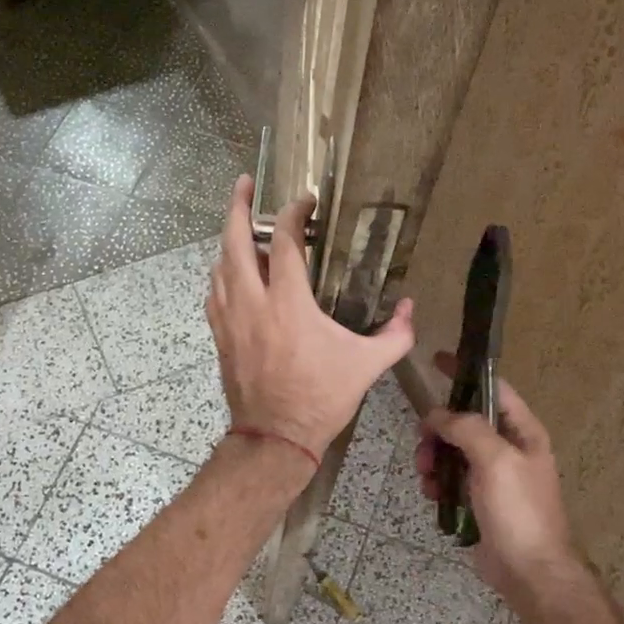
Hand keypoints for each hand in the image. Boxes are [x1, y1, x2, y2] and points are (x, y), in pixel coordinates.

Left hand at [207, 175, 415, 461]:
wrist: (274, 438)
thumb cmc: (320, 399)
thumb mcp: (366, 366)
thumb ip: (394, 335)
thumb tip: (409, 309)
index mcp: (288, 304)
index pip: (284, 242)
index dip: (293, 214)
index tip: (305, 202)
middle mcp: (252, 303)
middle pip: (234, 242)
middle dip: (237, 207)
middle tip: (244, 184)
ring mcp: (230, 321)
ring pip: (219, 267)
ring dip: (227, 241)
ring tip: (239, 227)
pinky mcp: (221, 338)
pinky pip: (214, 295)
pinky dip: (221, 276)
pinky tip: (229, 274)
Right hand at [416, 351, 579, 594]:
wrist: (528, 570)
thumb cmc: (518, 510)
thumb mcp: (495, 460)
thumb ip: (467, 428)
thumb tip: (438, 414)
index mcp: (524, 433)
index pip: (494, 390)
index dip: (466, 375)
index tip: (435, 362)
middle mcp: (510, 450)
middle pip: (466, 423)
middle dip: (439, 430)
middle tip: (422, 442)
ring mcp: (494, 478)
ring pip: (453, 453)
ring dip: (434, 459)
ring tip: (427, 477)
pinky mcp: (479, 502)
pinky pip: (451, 480)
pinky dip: (438, 483)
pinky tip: (433, 495)